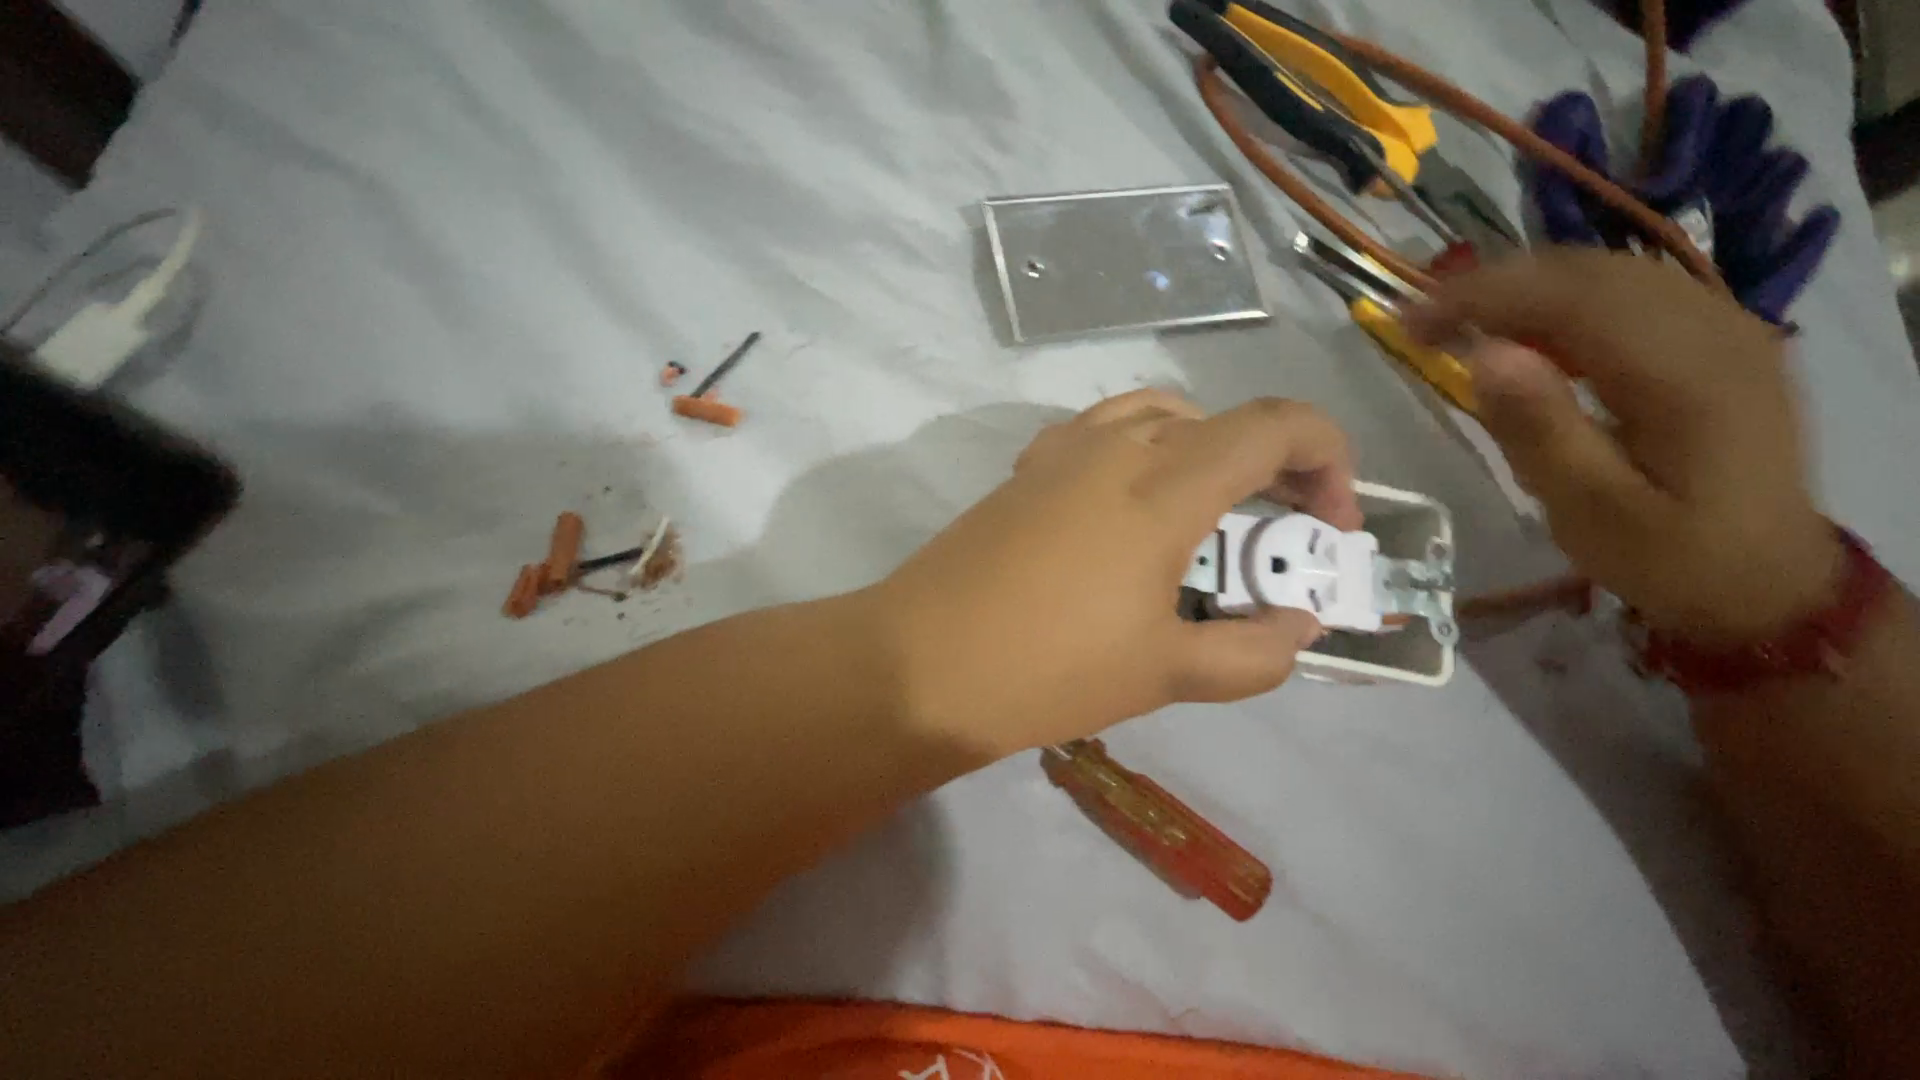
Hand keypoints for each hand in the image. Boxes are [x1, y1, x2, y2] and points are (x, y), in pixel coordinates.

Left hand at [870, 390, 1361, 755]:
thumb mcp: (1166, 674)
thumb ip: (1252, 652)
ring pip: (1159, 415)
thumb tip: (1298, 628)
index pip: (1275, 424)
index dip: (1328, 458)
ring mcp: (1061, 451)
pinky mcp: (1024, 471)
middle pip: (1222, 420)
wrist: (920, 664)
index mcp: (1164, 484)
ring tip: (1211, 514)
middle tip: (1284, 530)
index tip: (1332, 526)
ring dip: (1207, 451)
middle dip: (1275, 464)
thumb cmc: (1049, 669)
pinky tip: (1131, 514)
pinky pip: (1102, 433)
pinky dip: (1144, 453)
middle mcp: (1115, 446)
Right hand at [1413, 250, 1842, 641]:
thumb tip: (1484, 355)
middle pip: (1590, 272)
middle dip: (1496, 285)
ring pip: (1609, 273)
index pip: (1572, 299)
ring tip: (1459, 323)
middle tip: (1421, 320)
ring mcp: (1726, 328)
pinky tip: (1525, 333)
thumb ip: (1540, 431)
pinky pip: (1631, 292)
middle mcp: (1716, 331)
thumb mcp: (1591, 513)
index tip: (1410, 318)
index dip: (1483, 296)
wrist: (1767, 581)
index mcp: (1687, 375)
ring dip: (1526, 288)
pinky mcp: (1718, 340)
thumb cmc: (1669, 557)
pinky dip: (1563, 300)